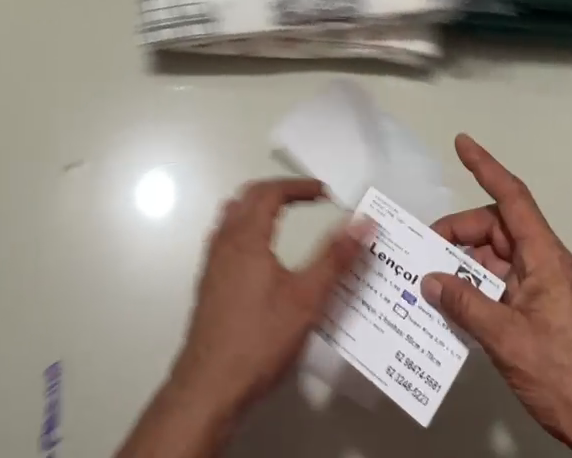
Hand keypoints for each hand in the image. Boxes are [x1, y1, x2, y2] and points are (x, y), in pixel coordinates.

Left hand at [174, 177, 368, 413]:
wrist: (210, 385)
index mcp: (246, 237)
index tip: (323, 192)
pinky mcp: (209, 285)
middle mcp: (224, 243)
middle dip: (279, 191)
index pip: (270, 193)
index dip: (298, 186)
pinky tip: (260, 256)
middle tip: (307, 198)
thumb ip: (335, 258)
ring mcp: (212, 264)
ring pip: (232, 217)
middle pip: (247, 198)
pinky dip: (247, 230)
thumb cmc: (258, 340)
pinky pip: (226, 239)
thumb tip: (362, 223)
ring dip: (258, 207)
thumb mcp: (307, 299)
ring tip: (283, 217)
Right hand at [424, 136, 571, 457]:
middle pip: (497, 231)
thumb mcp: (506, 339)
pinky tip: (454, 310)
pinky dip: (477, 291)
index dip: (486, 167)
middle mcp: (548, 267)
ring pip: (497, 261)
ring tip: (431, 285)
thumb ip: (464, 305)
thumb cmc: (566, 378)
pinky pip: (503, 288)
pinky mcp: (545, 316)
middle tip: (424, 254)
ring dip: (465, 268)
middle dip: (459, 236)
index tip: (462, 143)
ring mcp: (547, 292)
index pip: (513, 199)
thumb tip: (429, 280)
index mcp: (546, 260)